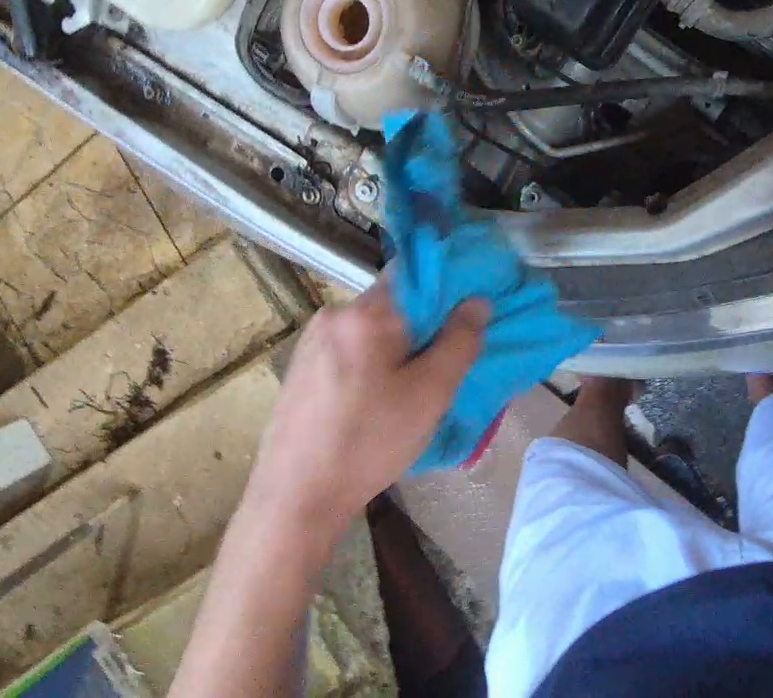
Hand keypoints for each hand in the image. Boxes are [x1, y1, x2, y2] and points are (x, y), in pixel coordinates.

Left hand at [243, 286, 487, 533]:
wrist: (295, 499)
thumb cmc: (369, 443)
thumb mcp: (430, 394)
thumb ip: (459, 342)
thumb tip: (477, 302)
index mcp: (365, 313)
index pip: (416, 275)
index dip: (447, 290)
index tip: (468, 318)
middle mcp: (333, 315)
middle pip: (393, 304)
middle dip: (423, 328)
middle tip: (445, 365)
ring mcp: (311, 341)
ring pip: (371, 330)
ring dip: (397, 349)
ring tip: (413, 390)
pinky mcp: (300, 368)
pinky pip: (349, 350)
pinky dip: (372, 364)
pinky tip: (378, 402)